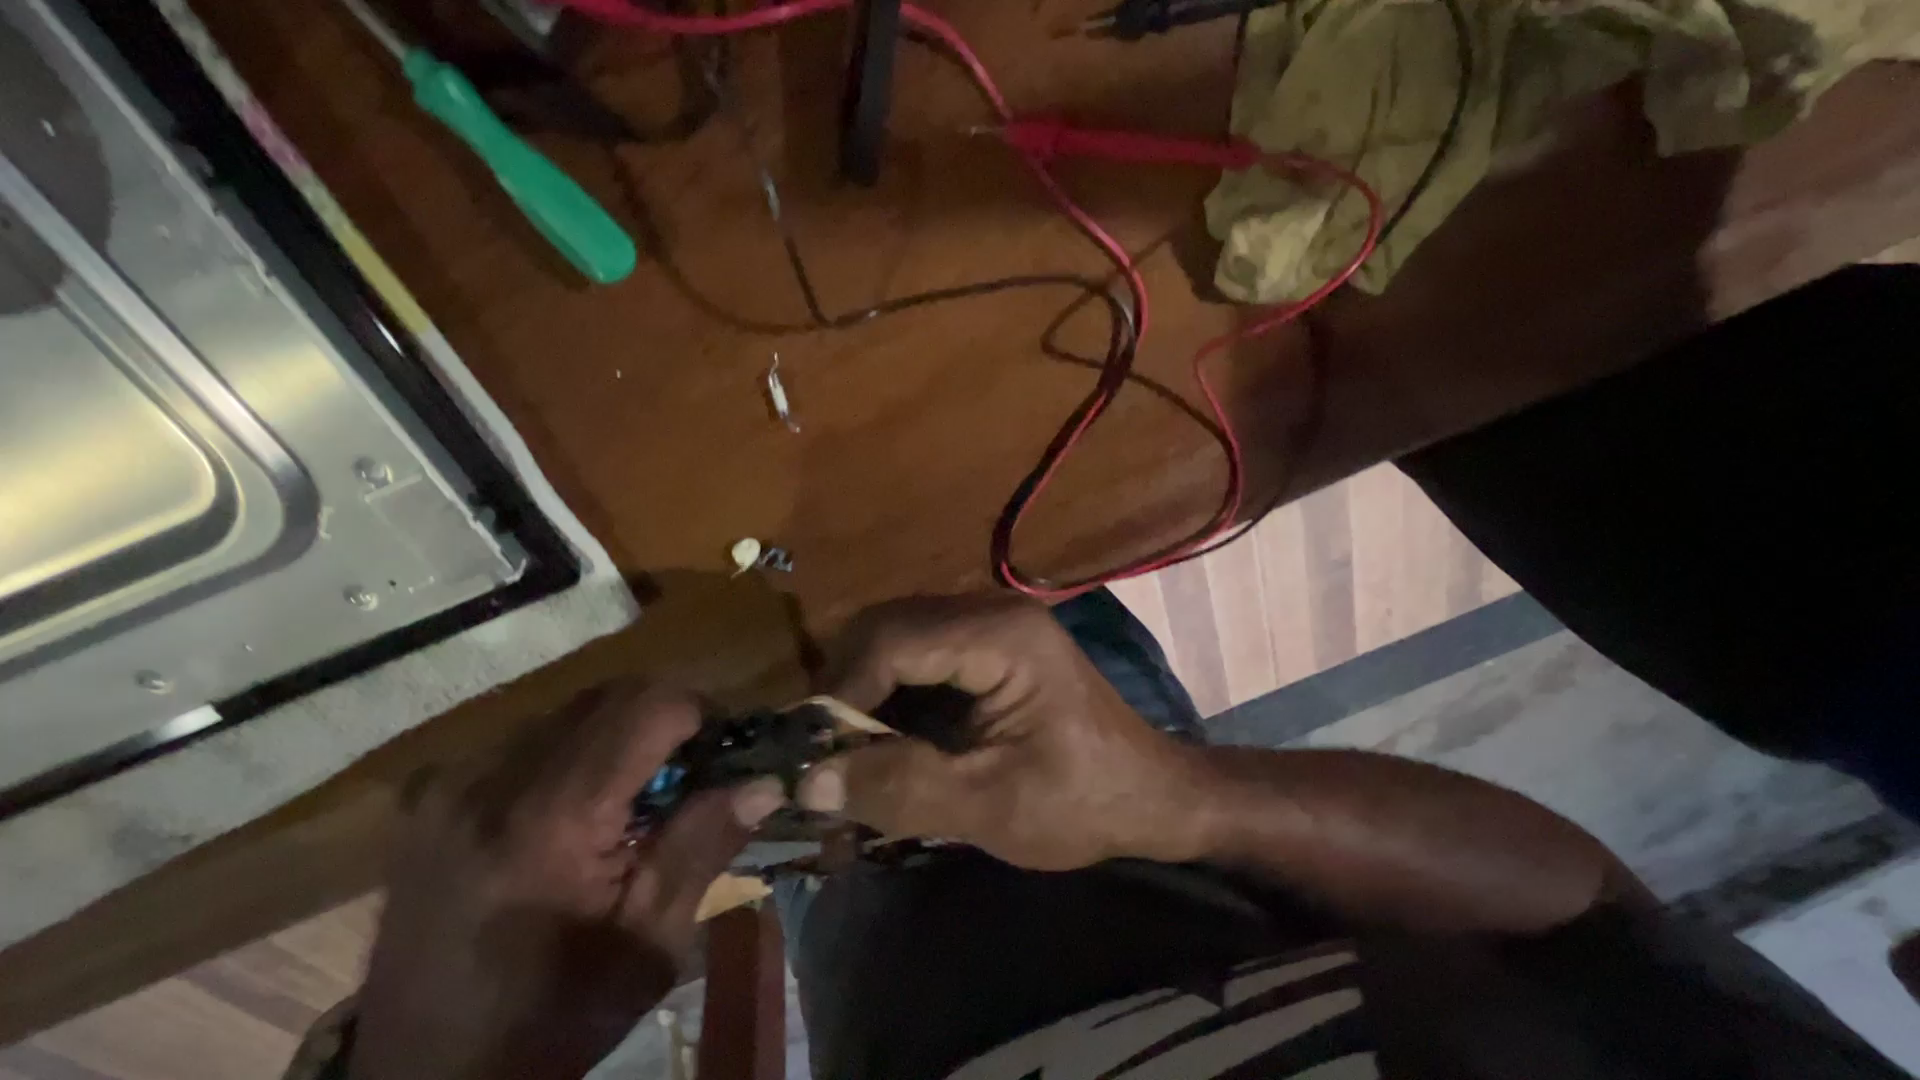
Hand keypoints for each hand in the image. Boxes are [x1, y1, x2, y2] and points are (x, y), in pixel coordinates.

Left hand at [350, 685, 784, 1079]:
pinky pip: (524, 738)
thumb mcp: (648, 945)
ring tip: (636, 794)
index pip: (647, 707)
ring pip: (566, 711)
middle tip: (693, 772)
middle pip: (607, 695)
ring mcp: (452, 781)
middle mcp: (493, 778)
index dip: (702, 716)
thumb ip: (702, 846)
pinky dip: (571, 751)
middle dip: (665, 717)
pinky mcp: (431, 793)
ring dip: (617, 732)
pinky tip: (577, 808)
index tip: (727, 754)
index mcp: (550, 819)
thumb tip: (766, 780)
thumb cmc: (552, 1017)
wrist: (423, 1071)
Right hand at [797, 594, 1208, 870]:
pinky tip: (881, 742)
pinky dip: (887, 696)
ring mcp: (989, 625)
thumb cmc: (1082, 803)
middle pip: (886, 630)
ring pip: (894, 641)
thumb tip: (807, 782)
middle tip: (823, 755)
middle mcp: (990, 612)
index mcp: (1002, 637)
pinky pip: (915, 658)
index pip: (893, 642)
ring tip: (844, 754)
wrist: (1150, 797)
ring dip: (861, 694)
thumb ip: (901, 788)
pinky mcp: (985, 648)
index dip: (841, 694)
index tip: (812, 755)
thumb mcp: (991, 806)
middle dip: (845, 690)